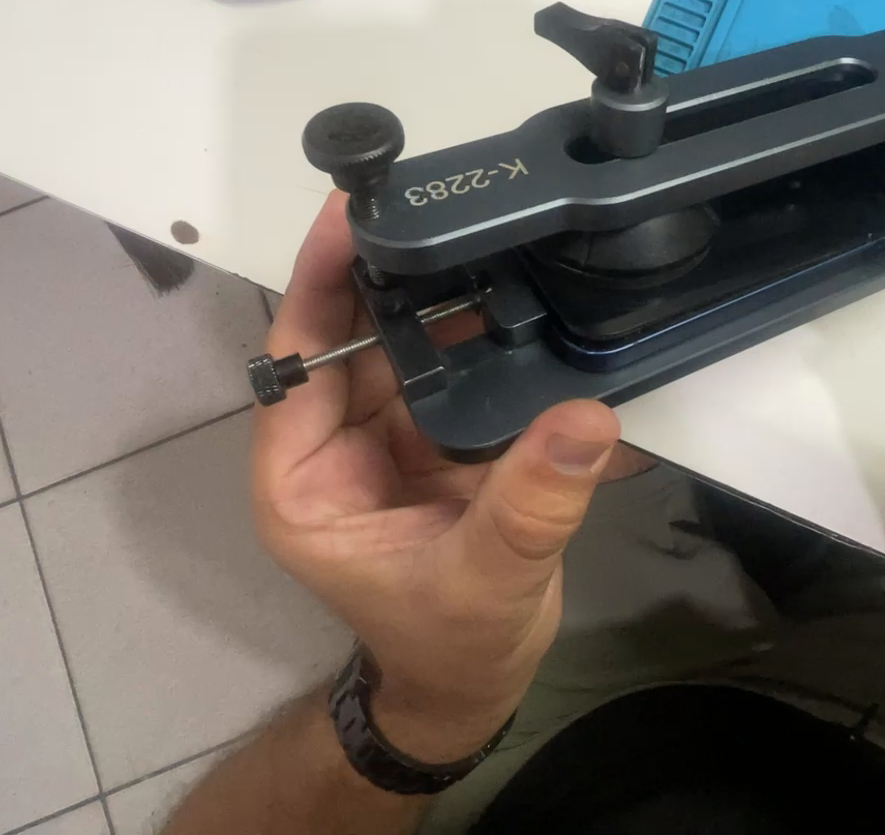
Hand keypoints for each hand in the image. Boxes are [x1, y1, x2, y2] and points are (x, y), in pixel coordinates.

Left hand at [250, 193, 643, 763]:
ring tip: (495, 234)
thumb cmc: (453, 646)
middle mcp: (337, 442)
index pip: (298, 359)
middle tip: (448, 206)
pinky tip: (520, 292)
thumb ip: (530, 505)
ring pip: (412, 342)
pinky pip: (457, 367)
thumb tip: (587, 419)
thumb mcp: (484, 581)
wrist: (481, 677)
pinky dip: (486, 335)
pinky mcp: (440, 433)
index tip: (351, 214)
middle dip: (399, 275)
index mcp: (304, 478)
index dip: (320, 282)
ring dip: (450, 298)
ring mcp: (392, 432)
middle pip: (359, 334)